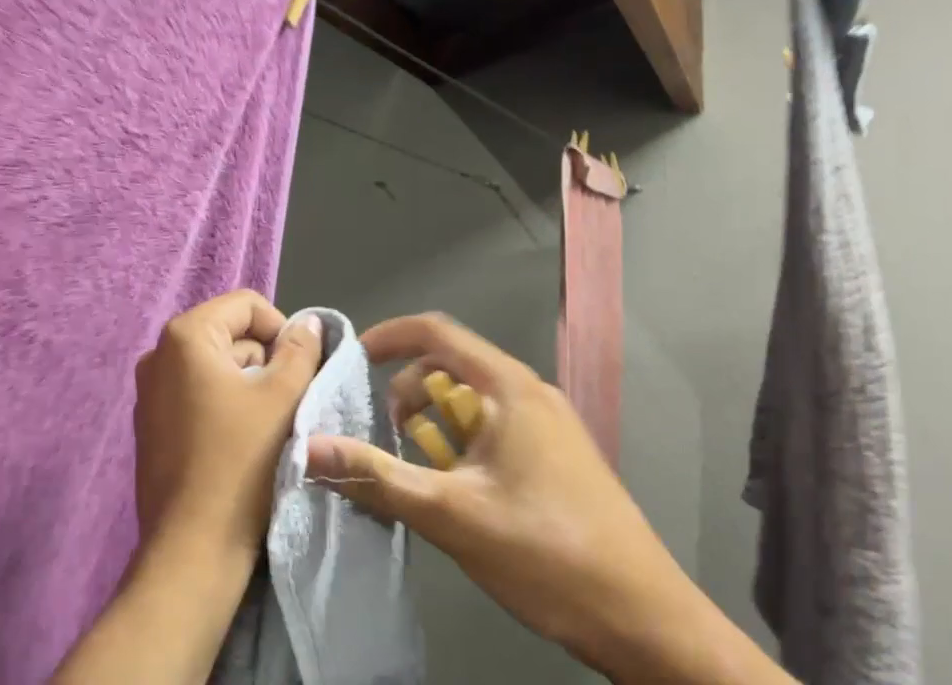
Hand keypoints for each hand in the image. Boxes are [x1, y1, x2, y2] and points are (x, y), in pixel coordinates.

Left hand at [133, 290, 322, 558]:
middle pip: (230, 335)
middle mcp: (158, 354)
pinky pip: (197, 395)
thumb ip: (300, 350)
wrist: (193, 545)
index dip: (282, 329)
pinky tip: (239, 444)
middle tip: (287, 403)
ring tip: (266, 428)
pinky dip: (224, 407)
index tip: (301, 369)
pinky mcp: (151, 424)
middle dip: (265, 361)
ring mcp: (149, 391)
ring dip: (248, 386)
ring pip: (216, 367)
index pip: (246, 305)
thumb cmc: (241, 461)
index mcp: (184, 336)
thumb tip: (308, 322)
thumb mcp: (282, 398)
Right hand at [304, 314, 752, 680]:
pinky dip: (460, 447)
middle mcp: (530, 395)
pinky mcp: (555, 459)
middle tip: (385, 440)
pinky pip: (493, 431)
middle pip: (450, 368)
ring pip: (471, 404)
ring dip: (433, 427)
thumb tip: (308, 448)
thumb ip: (376, 476)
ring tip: (416, 475)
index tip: (350, 360)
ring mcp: (547, 427)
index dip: (387, 337)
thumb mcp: (449, 514)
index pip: (436, 332)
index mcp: (509, 389)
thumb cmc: (545, 554)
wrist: (643, 620)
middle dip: (407, 395)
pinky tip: (452, 493)